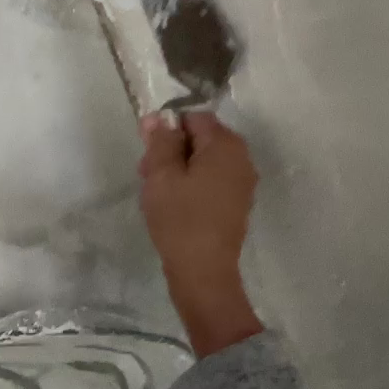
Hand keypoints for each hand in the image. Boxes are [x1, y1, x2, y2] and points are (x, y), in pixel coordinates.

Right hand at [139, 109, 264, 355]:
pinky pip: (211, 181)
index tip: (147, 151)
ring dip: (178, 169)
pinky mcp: (236, 203)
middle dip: (171, 150)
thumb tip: (159, 117)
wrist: (203, 271)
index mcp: (225, 145)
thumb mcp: (161, 175)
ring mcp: (242, 183)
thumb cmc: (180, 218)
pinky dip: (191, 185)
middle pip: (201, 139)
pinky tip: (173, 205)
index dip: (167, 128)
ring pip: (204, 161)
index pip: (194, 117)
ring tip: (156, 193)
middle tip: (146, 174)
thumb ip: (160, 142)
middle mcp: (241, 158)